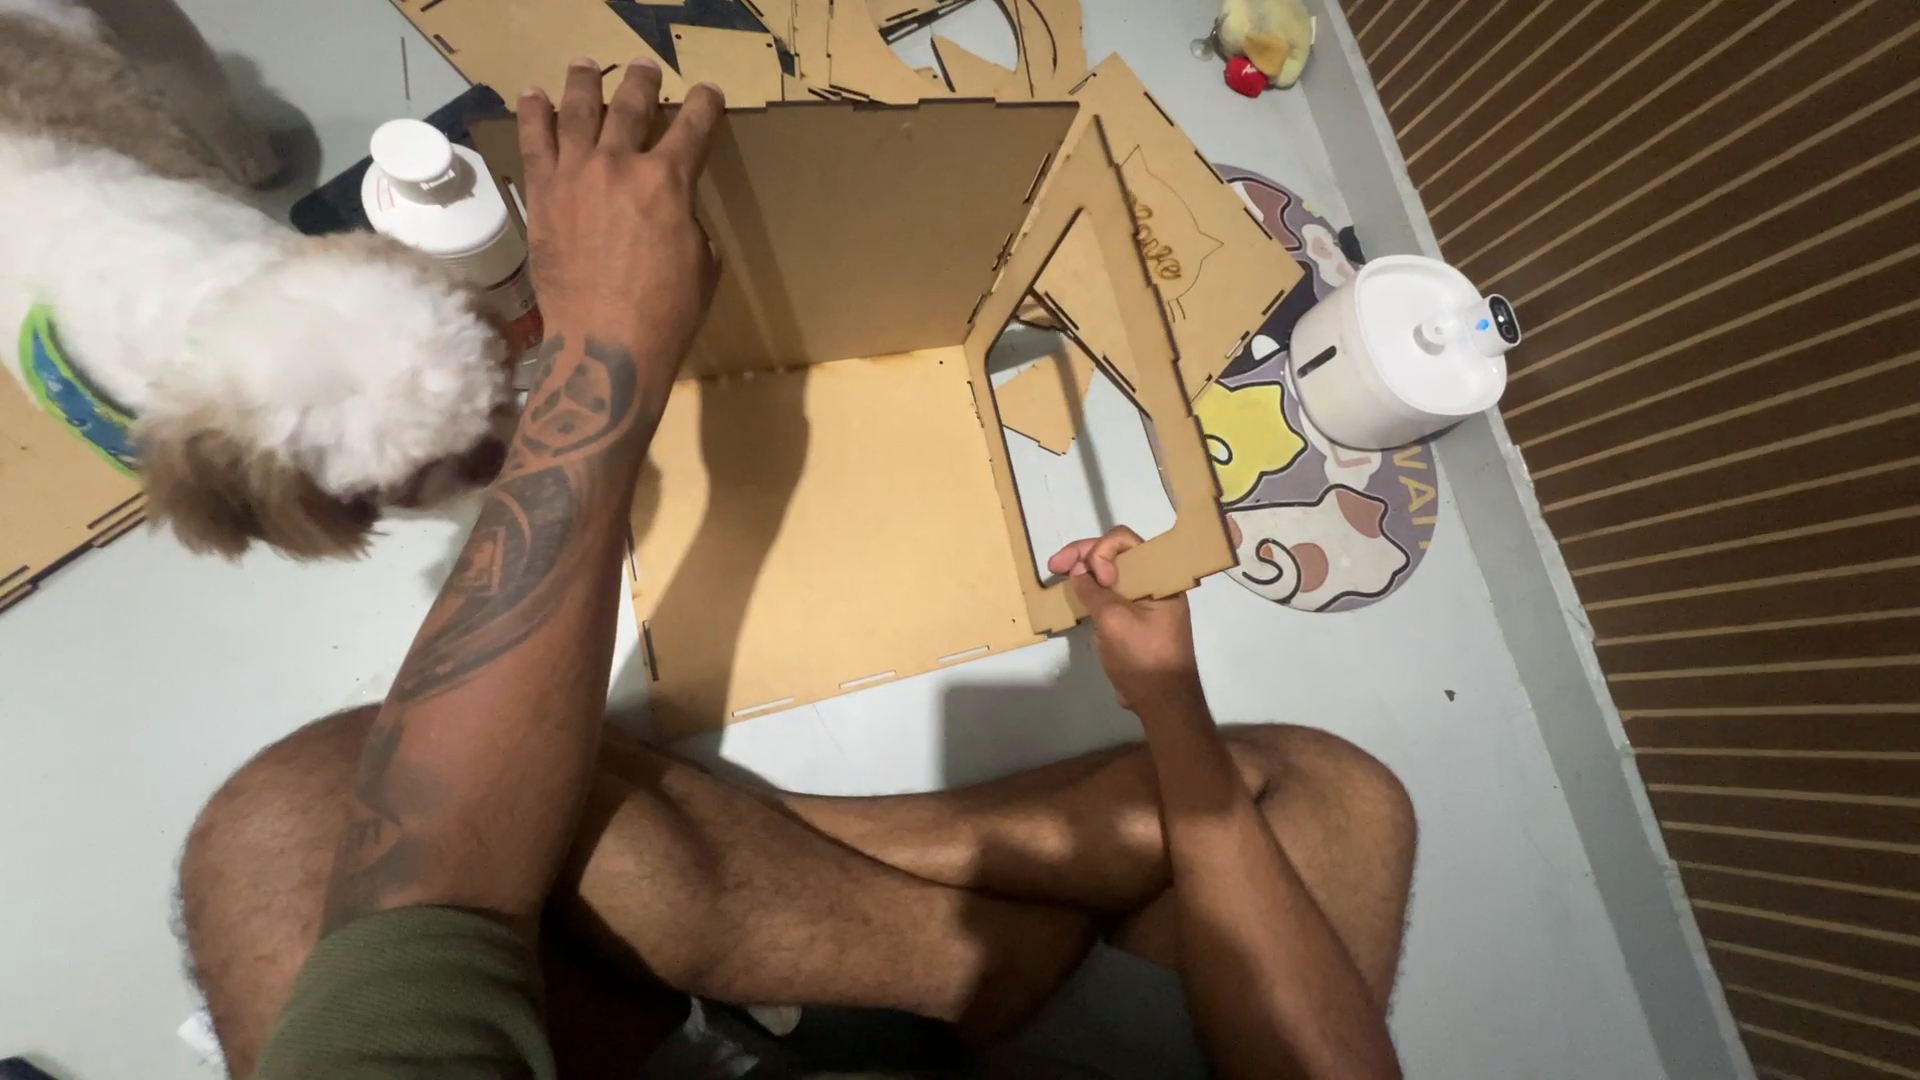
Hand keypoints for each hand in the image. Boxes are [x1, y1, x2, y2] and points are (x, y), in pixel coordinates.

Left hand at [517, 59, 723, 377]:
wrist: (607, 341)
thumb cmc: (668, 312)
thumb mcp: (703, 266)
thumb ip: (688, 224)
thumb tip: (671, 213)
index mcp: (668, 182)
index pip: (693, 129)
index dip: (705, 107)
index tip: (710, 93)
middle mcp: (618, 164)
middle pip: (631, 107)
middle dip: (642, 83)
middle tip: (646, 69)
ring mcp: (573, 174)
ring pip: (577, 109)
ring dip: (585, 82)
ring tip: (588, 65)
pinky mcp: (542, 192)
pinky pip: (535, 140)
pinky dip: (536, 113)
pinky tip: (536, 98)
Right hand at [1048, 526, 1202, 712]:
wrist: (1162, 700)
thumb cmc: (1142, 656)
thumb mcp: (1114, 620)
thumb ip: (1094, 591)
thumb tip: (1078, 571)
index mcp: (1158, 576)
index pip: (1125, 542)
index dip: (1102, 552)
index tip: (1098, 579)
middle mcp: (1152, 582)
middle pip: (1114, 553)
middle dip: (1083, 555)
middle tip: (1055, 565)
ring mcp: (1141, 600)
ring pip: (1109, 573)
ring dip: (1083, 571)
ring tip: (1057, 575)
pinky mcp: (1131, 617)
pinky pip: (1109, 594)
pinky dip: (1089, 591)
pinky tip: (1071, 594)